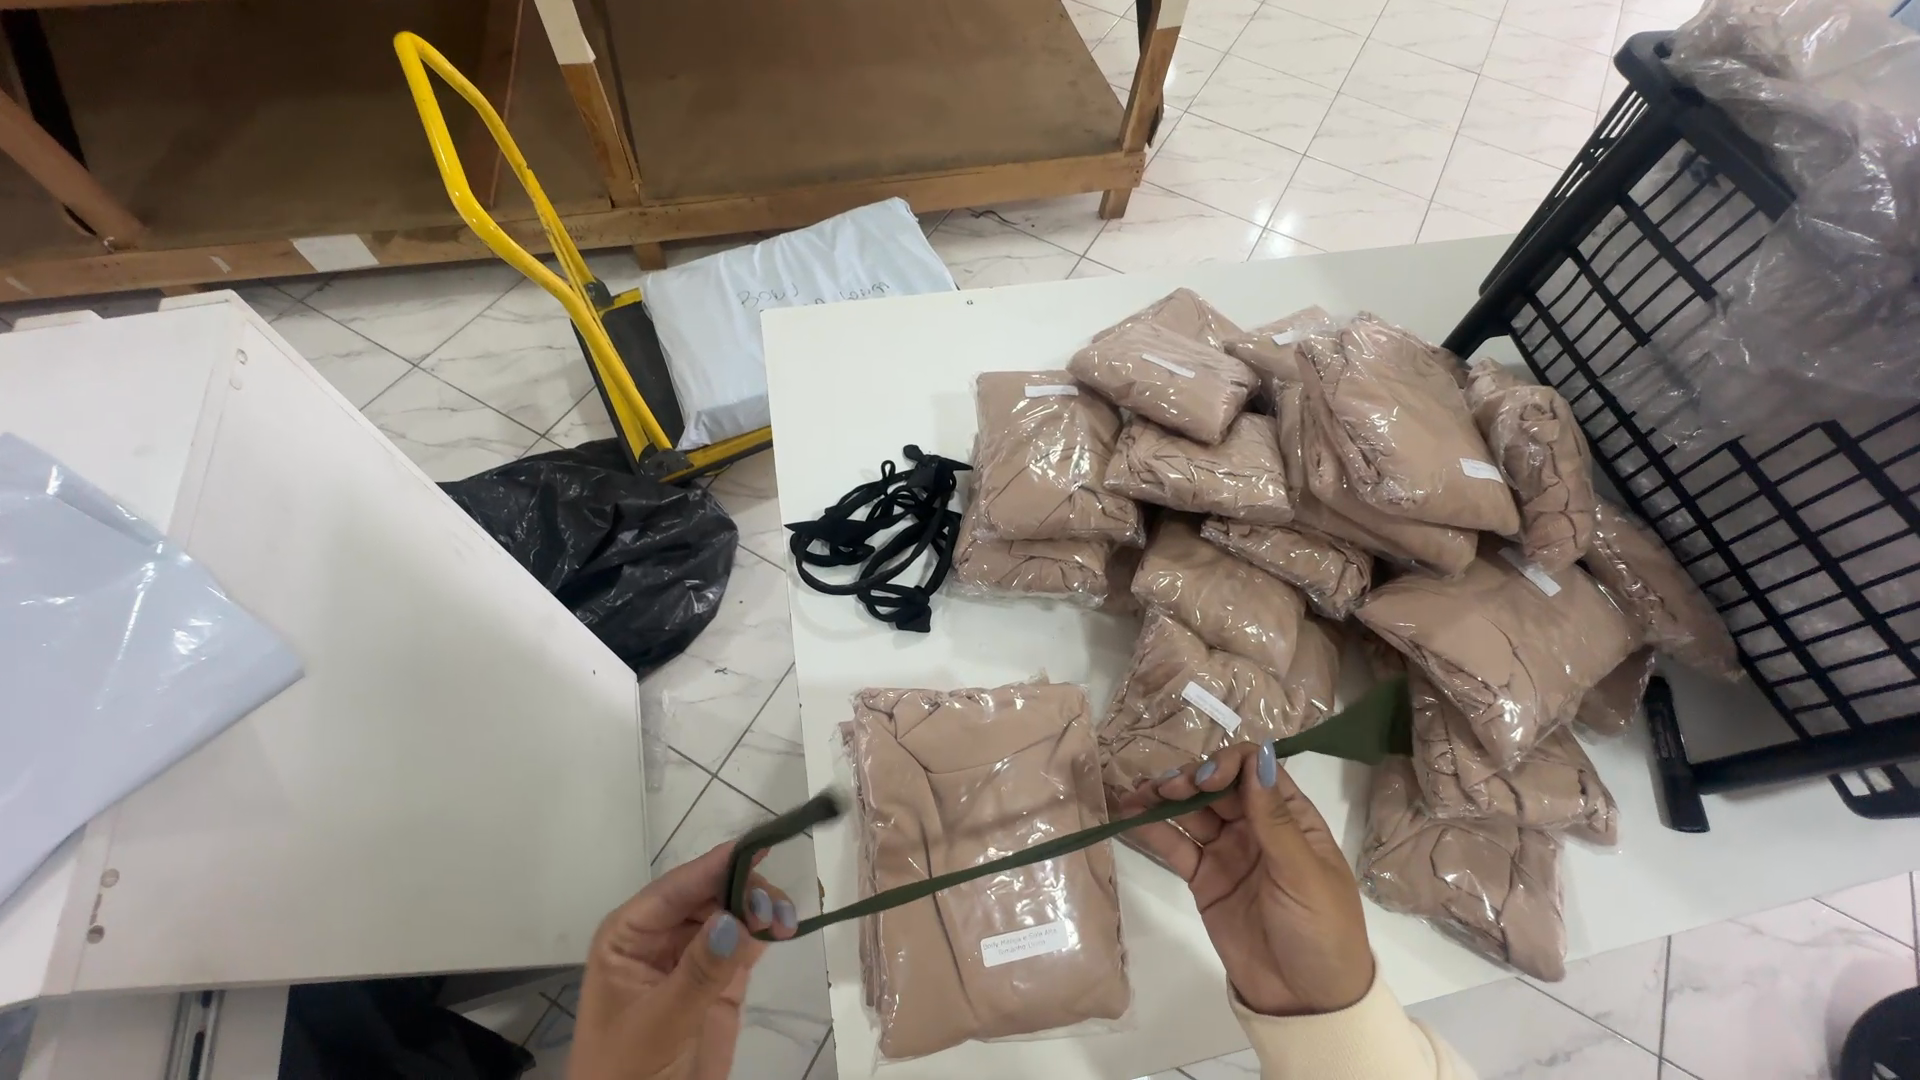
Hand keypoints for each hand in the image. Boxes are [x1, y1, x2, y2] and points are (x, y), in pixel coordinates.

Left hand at [569, 843, 798, 1079]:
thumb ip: (697, 972)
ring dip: (762, 906)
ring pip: (734, 909)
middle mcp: (661, 934)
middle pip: (711, 889)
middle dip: (746, 889)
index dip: (718, 863)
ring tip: (785, 924)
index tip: (760, 845)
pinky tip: (785, 929)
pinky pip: (747, 937)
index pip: (677, 886)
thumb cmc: (627, 1076)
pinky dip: (768, 927)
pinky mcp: (721, 976)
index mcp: (630, 934)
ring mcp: (693, 953)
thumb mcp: (658, 1025)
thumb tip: (733, 919)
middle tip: (774, 911)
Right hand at [1115, 741, 1374, 1016]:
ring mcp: (1227, 851)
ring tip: (1136, 794)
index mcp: (1291, 819)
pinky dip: (1152, 828)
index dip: (1227, 766)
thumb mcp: (1304, 875)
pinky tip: (1128, 815)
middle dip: (1189, 779)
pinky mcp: (1203, 877)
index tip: (1205, 781)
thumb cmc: (1321, 932)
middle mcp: (1256, 827)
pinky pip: (1175, 844)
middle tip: (1164, 788)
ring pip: (1191, 811)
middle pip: (1217, 786)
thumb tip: (1258, 756)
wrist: (1306, 1003)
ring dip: (1164, 797)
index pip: (1254, 771)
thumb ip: (1274, 819)